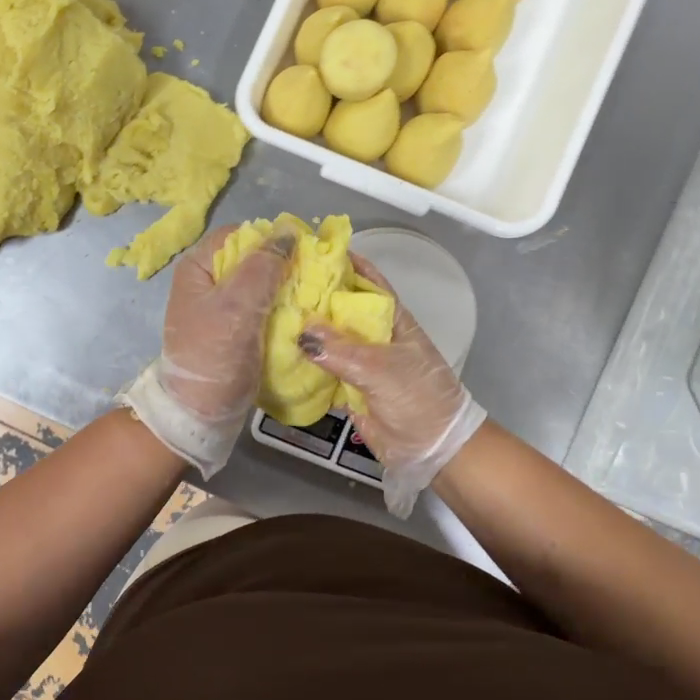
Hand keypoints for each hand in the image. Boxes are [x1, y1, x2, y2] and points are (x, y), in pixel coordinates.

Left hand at [120, 227, 293, 475]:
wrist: (199, 413)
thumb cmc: (213, 356)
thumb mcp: (236, 306)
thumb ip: (262, 267)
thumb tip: (287, 232)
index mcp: (198, 268)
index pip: (238, 234)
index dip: (270, 238)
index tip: (304, 250)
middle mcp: (208, 282)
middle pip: (251, 258)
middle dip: (283, 263)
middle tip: (316, 273)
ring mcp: (222, 308)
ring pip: (261, 284)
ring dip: (287, 286)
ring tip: (314, 292)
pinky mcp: (237, 330)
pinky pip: (264, 307)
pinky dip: (283, 307)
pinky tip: (303, 312)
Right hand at [299, 254, 485, 516]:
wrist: (432, 448)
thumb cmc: (417, 396)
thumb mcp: (380, 367)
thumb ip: (340, 349)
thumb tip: (301, 332)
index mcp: (391, 319)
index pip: (367, 281)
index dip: (344, 263)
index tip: (309, 251)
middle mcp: (373, 335)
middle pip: (339, 308)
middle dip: (312, 296)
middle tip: (274, 283)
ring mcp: (359, 361)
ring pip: (326, 339)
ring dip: (302, 331)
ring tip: (267, 313)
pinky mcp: (347, 386)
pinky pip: (320, 369)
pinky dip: (301, 362)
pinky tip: (274, 352)